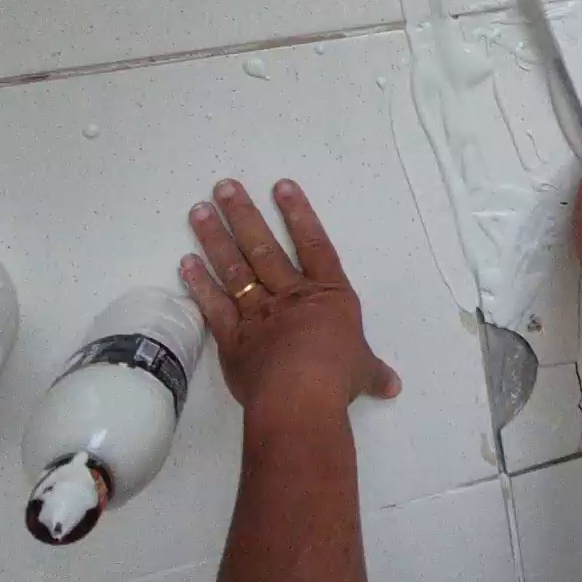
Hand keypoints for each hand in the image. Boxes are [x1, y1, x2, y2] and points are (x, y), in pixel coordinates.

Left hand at [180, 179, 401, 415]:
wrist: (301, 396)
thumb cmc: (338, 375)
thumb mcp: (364, 370)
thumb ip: (374, 371)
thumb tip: (394, 386)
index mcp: (327, 294)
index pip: (313, 244)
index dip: (299, 214)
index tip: (281, 185)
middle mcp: (290, 295)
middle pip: (264, 247)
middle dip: (243, 215)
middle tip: (224, 187)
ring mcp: (258, 314)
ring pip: (235, 269)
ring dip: (215, 239)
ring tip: (199, 211)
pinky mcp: (233, 338)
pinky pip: (215, 306)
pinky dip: (200, 285)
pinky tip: (187, 262)